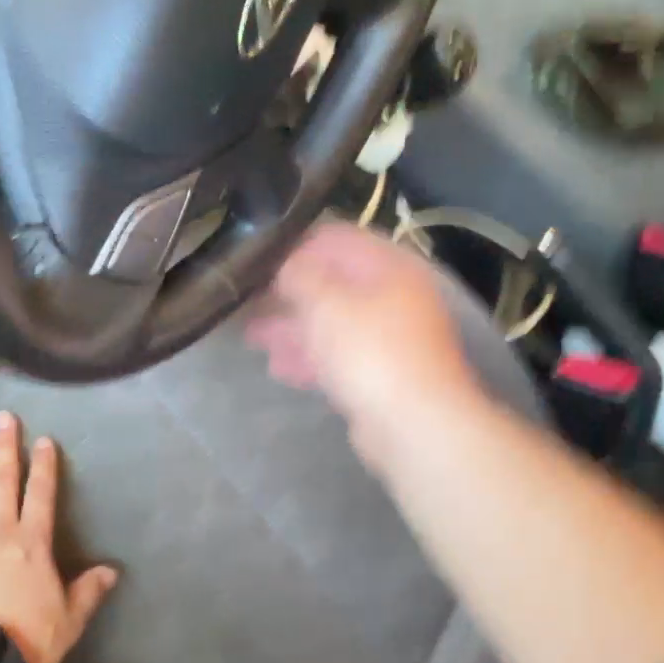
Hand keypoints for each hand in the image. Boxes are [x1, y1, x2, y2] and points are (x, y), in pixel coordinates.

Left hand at [0, 412, 119, 662]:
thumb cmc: (32, 637)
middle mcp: (1, 529)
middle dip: (6, 446)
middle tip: (4, 417)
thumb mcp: (71, 617)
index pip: (41, 493)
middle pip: (5, 480)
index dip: (44, 465)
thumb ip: (89, 590)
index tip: (44, 439)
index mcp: (33, 542)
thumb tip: (112, 570)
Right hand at [246, 222, 485, 468]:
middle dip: (288, 293)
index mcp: (388, 267)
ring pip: (332, 320)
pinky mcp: (383, 370)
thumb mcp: (324, 302)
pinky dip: (310, 356)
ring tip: (257, 341)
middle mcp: (394, 295)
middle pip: (332, 282)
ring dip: (293, 327)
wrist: (414, 424)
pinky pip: (339, 353)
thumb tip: (285, 263)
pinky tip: (282, 368)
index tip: (257, 260)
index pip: (335, 238)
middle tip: (249, 303)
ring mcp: (391, 335)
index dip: (294, 245)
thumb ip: (298, 274)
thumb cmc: (369, 351)